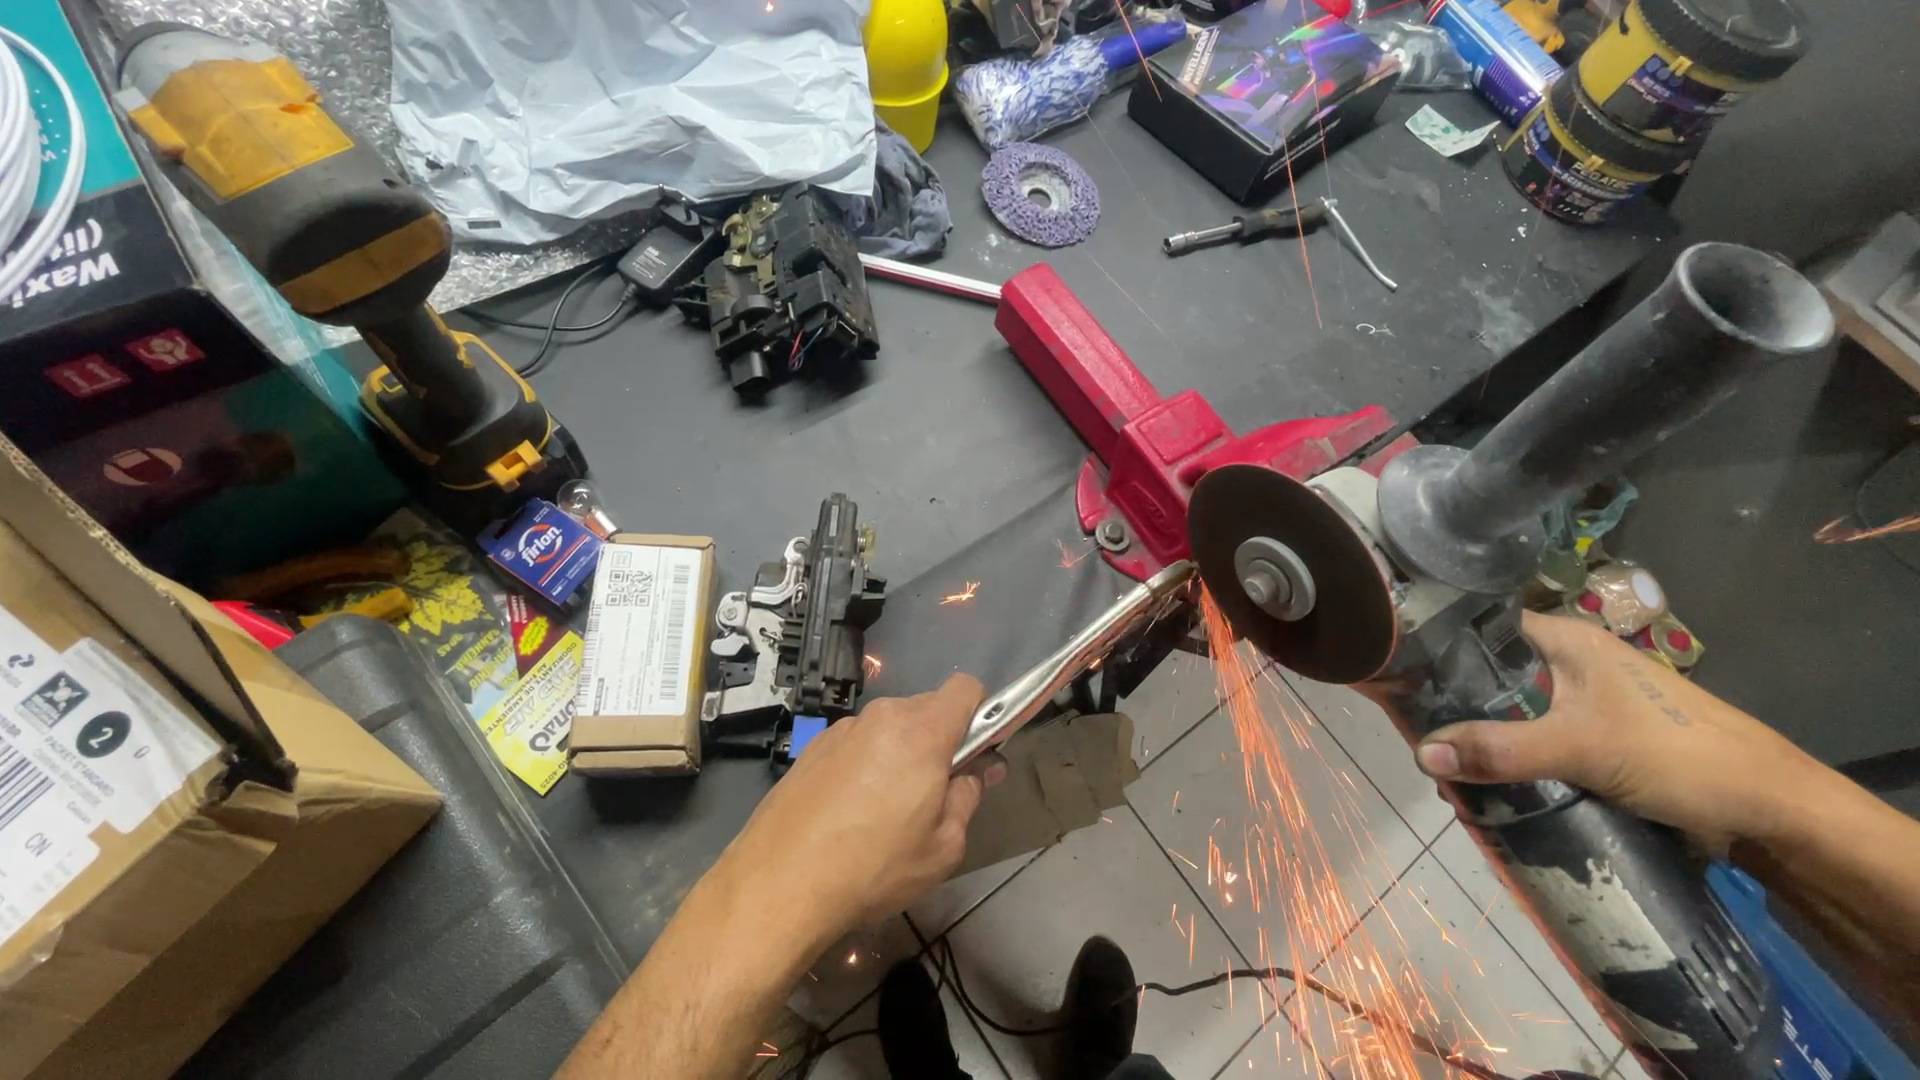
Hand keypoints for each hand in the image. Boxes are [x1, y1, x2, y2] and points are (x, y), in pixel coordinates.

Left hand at [708, 674, 1006, 942]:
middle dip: (941, 742)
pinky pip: (858, 744)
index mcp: (922, 731)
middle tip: (936, 795)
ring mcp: (842, 730)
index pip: (967, 688)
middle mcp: (881, 717)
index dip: (982, 713)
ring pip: (891, 729)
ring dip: (902, 755)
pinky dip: (867, 766)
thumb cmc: (874, 867)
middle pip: (928, 710)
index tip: (978, 752)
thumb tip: (976, 772)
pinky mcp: (813, 749)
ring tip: (887, 813)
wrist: (779, 883)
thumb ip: (968, 798)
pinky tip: (851, 813)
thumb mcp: (943, 846)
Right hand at [1411, 612, 1816, 851]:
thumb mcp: (1582, 748)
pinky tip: (1482, 785)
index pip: (1481, 628)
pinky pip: (1531, 746)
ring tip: (1442, 769)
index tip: (1394, 675)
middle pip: (1488, 678)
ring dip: (1478, 742)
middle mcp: (1568, 665)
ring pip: (1508, 716)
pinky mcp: (1592, 743)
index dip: (1436, 646)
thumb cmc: (1679, 755)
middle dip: (1451, 708)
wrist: (1773, 815)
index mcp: (1565, 641)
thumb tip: (1420, 756)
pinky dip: (1506, 763)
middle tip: (1412, 736)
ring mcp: (1581, 706)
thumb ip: (1500, 749)